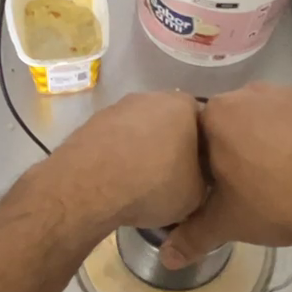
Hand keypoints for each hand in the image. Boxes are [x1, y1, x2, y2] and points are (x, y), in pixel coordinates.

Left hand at [43, 90, 205, 231]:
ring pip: (137, 131)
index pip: (203, 124)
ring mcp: (116, 108)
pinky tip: (114, 181)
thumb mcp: (196, 195)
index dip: (201, 150)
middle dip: (168, 147)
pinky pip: (112, 142)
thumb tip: (196, 181)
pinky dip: (115, 157)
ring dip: (139, 151)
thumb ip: (203, 181)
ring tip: (138, 184)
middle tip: (168, 179)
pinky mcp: (89, 124)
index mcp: (184, 106)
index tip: (196, 173)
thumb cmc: (155, 184)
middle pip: (167, 124)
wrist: (90, 186)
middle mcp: (150, 97)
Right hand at [160, 82, 291, 268]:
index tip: (209, 187)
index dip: (199, 164)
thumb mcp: (226, 225)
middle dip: (232, 150)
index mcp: (215, 116)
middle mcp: (248, 93)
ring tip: (276, 178)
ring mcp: (287, 94)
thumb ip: (191, 239)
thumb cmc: (274, 203)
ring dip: (264, 142)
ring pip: (264, 120)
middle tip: (242, 186)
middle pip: (229, 123)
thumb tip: (166, 261)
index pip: (193, 135)